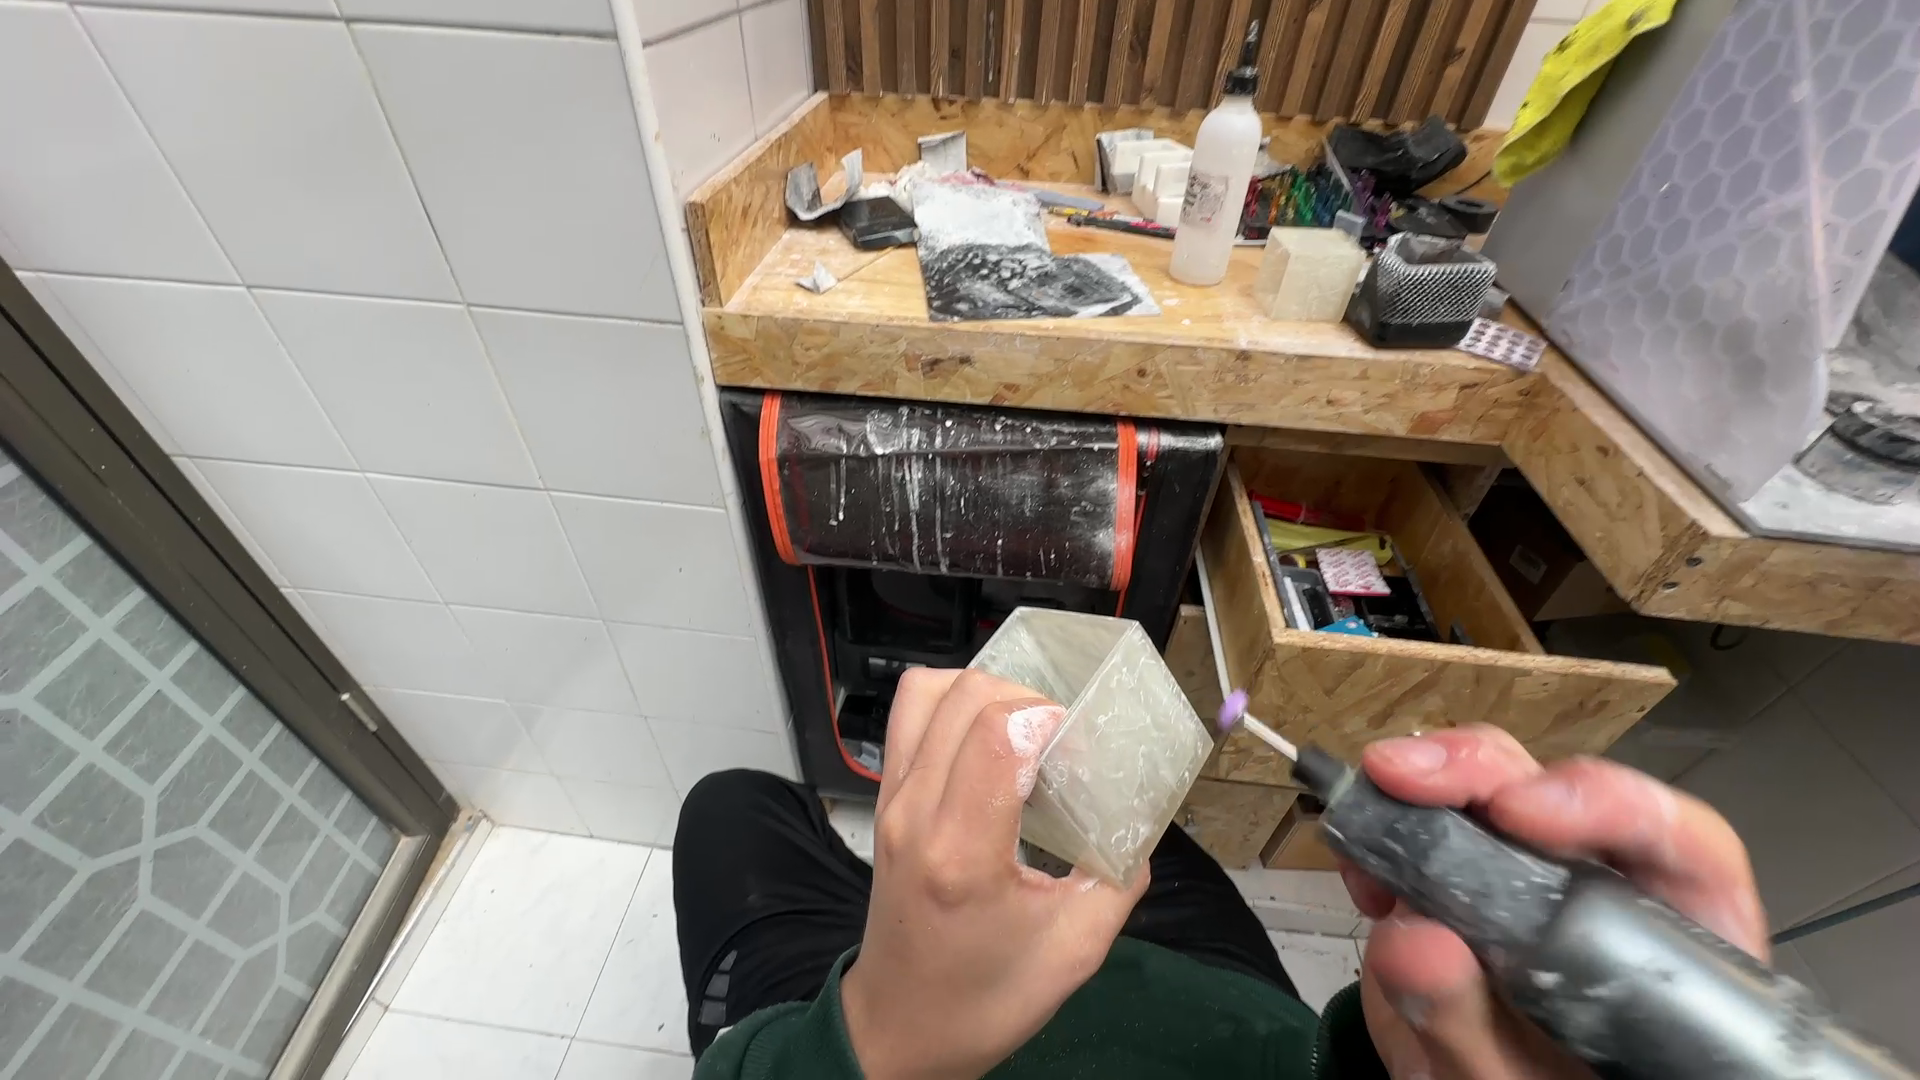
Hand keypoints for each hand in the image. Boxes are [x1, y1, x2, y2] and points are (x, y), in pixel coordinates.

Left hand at [840, 669, 1147, 1079]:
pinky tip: (982, 735)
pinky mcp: (883, 796)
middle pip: (965, 697)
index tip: (1076, 745)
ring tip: (1018, 727)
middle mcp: (915, 810)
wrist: (898, 1028)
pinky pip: (908, 714)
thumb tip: (1135, 814)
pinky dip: (948, 702)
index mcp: (963, 851)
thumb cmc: (985, 998)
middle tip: (1056, 738)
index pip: (997, 732)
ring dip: (981, 691)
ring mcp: (890, 798)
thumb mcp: (1074, 951)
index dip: (1047, 717)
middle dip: (1024, 698)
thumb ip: (1117, 876)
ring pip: (928, 690)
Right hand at [1341, 725, 1766, 1079]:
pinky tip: (1359, 872)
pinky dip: (1374, 817)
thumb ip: (1467, 1023)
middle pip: (1550, 787)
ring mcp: (1514, 863)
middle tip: (1395, 775)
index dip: (1601, 801)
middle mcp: (1590, 883)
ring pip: (1481, 777)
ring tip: (1361, 815)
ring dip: (1414, 779)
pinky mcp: (1451, 856)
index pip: (1671, 840)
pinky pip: (1412, 804)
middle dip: (1471, 770)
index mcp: (1654, 946)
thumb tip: (1415, 937)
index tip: (1514, 812)